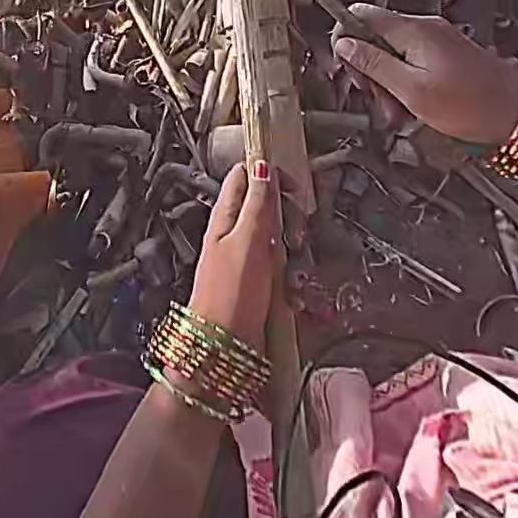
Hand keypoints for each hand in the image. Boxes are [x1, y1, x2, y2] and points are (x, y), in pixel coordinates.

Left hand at [187, 161, 279, 349]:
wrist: (223, 353)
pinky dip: (293, 284)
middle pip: (270, 209)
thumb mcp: (248, 242)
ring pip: (282, 242)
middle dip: (289, 221)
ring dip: (294, 258)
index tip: (293, 189)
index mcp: (226, 217)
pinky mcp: (261, 285)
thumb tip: (261, 164)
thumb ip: (258, 203)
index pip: (245, 176)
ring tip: (291, 278)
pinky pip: (285, 273)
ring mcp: (249, 260)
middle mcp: (236, 234)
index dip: (269, 175)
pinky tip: (292, 298)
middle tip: (294, 238)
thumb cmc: (230, 295)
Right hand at [333, 4, 517, 144]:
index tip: (346, 64)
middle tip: (377, 96)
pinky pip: (409, 59)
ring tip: (398, 108)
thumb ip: (373, 64)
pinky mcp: (443, 52)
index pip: (359, 14)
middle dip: (368, 68)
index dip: (345, 38)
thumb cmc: (472, 106)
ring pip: (390, 51)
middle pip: (373, 36)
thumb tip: (344, 45)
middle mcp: (424, 27)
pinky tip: (412, 103)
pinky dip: (403, 81)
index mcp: (413, 31)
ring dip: (386, 80)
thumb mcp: (411, 90)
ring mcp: (435, 38)